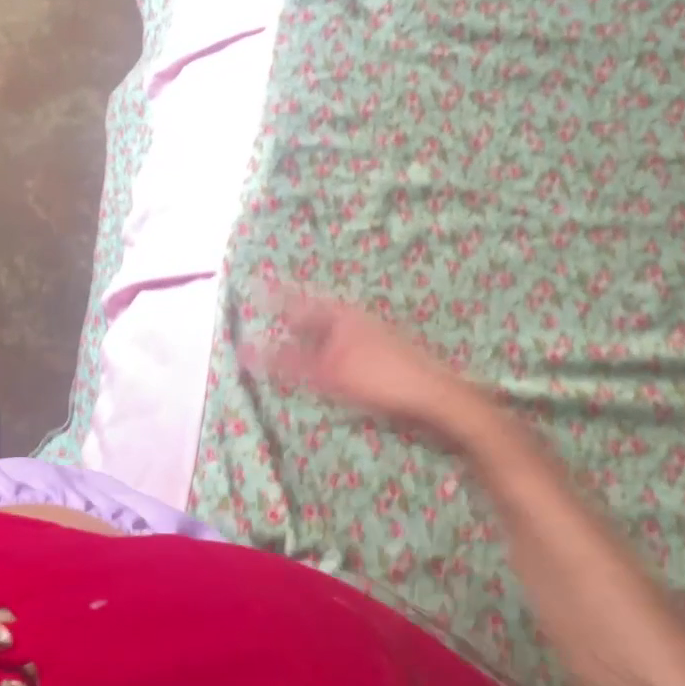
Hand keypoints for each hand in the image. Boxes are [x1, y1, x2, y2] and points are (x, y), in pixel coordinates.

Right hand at [247, 293, 481, 428]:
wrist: (442, 400)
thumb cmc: (379, 379)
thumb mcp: (325, 372)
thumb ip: (282, 362)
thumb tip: (242, 350)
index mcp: (338, 314)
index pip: (295, 299)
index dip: (272, 294)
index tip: (252, 285)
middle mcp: (355, 318)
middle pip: (313, 313)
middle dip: (290, 315)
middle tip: (270, 316)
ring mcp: (373, 334)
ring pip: (330, 329)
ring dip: (309, 335)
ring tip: (291, 345)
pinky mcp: (385, 353)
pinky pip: (344, 342)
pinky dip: (327, 347)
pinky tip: (324, 364)